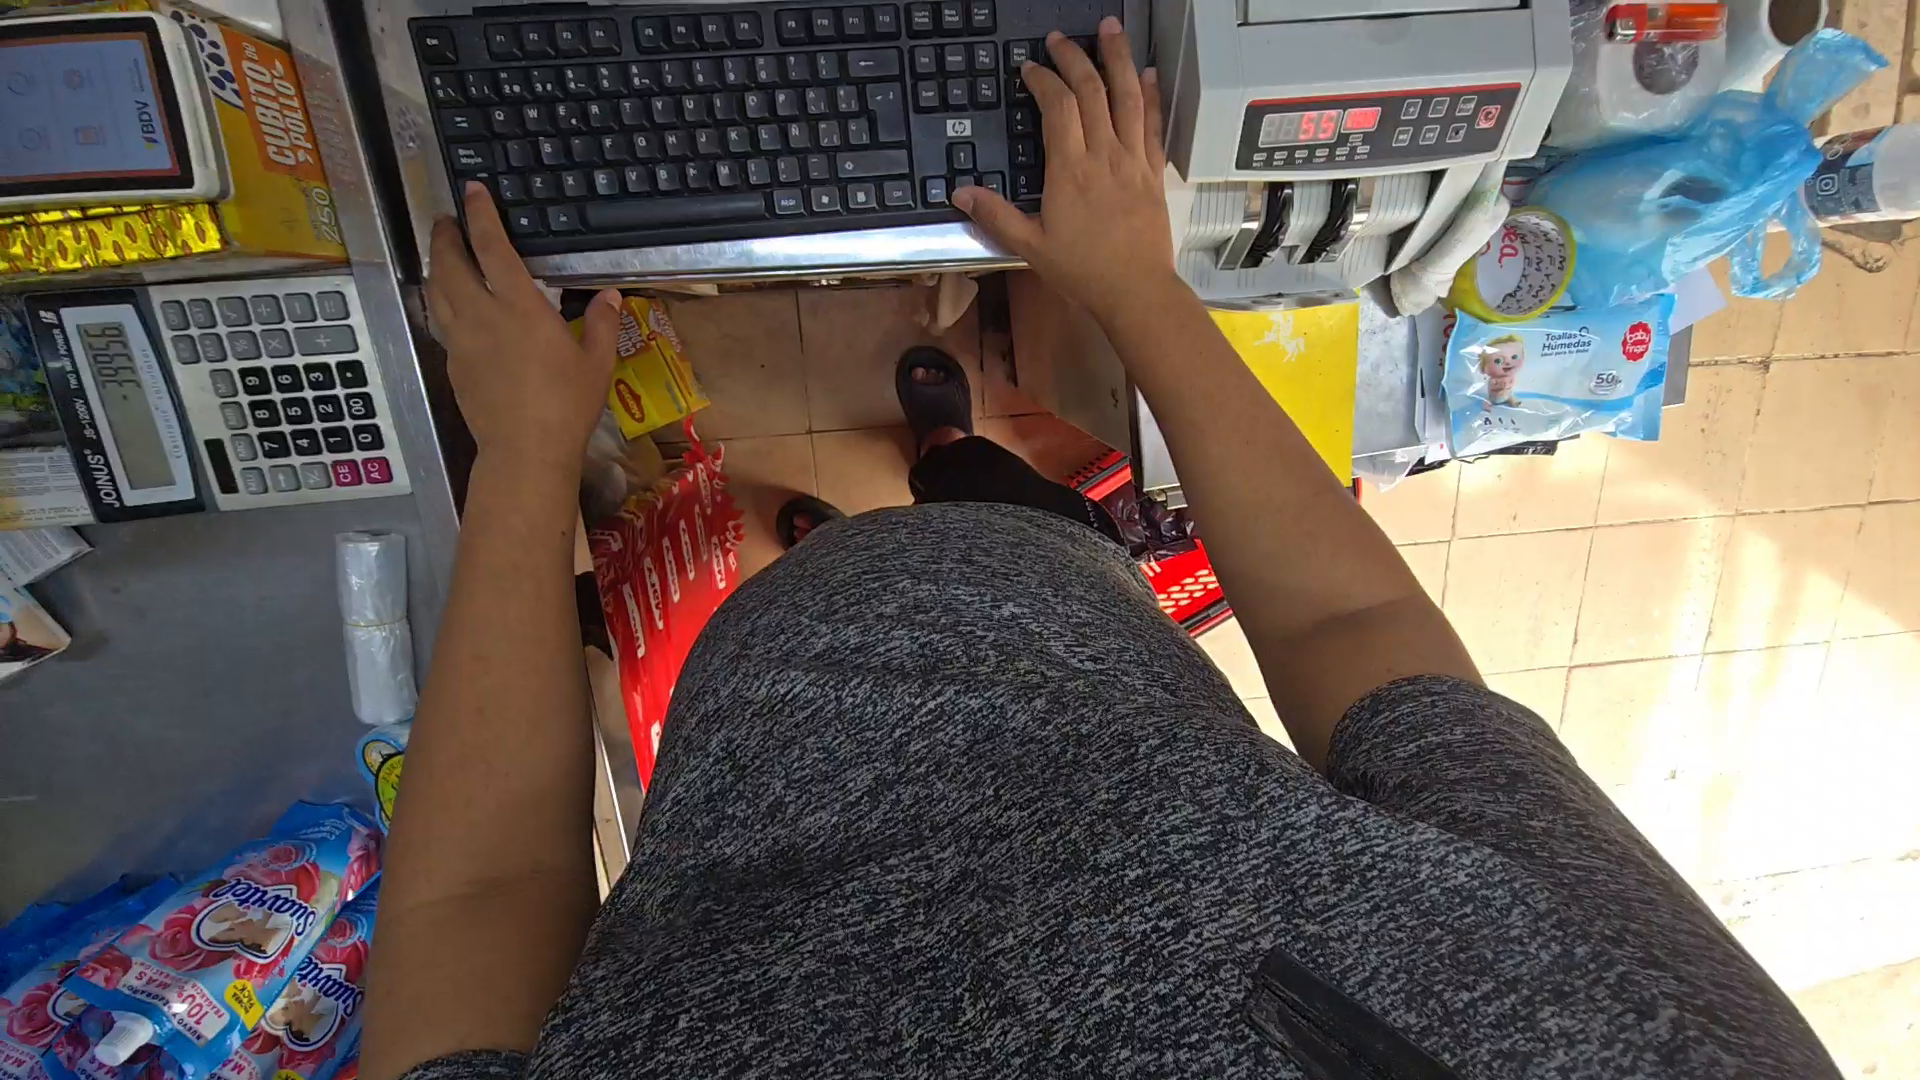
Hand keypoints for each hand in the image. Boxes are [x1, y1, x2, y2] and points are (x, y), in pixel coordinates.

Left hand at [427, 182, 621, 478]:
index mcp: (519, 306)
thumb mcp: (596, 363)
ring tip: (443, 256)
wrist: (525, 447)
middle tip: (447, 220)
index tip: (472, 191)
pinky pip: (441, 319)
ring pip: (435, 288)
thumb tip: (609, 295)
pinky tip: (452, 306)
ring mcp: (460, 338)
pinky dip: (441, 300)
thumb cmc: (567, 404)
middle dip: (445, 235)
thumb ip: (600, 324)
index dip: (480, 214)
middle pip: (449, 261)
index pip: (491, 247)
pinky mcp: (452, 362)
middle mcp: (480, 313)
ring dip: (436, 264)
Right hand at [951, 19, 1185, 327]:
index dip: (1044, 80)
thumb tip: (960, 194)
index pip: (1058, 107)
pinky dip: (1151, 94)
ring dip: (1117, 58)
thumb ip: (996, 217)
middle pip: (1092, 90)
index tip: (1031, 68)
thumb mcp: (1031, 248)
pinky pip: (1154, 123)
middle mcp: (1103, 155)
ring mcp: (1133, 160)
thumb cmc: (1081, 271)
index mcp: (1069, 170)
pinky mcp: (1153, 173)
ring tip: (1110, 29)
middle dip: (1075, 58)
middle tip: (1061, 39)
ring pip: (1127, 96)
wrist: (1135, 290)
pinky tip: (1148, 74)